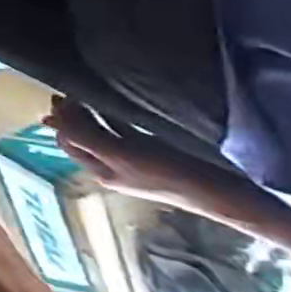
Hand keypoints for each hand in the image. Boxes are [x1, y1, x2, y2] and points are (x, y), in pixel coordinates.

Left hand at [45, 97, 226, 211]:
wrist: (237, 199)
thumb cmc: (175, 175)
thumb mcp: (123, 156)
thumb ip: (85, 137)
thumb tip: (53, 121)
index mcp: (102, 171)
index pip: (67, 140)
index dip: (61, 119)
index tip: (62, 97)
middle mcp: (114, 168)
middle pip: (82, 136)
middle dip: (71, 115)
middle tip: (66, 92)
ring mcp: (137, 163)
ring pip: (103, 134)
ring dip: (89, 115)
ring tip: (82, 95)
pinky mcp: (160, 157)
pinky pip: (126, 133)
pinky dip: (113, 118)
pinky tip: (113, 105)